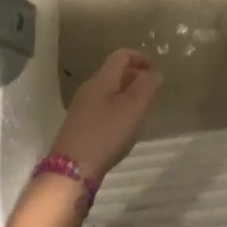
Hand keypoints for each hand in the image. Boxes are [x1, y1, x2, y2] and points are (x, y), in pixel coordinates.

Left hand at [49, 49, 163, 179]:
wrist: (71, 170)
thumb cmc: (106, 134)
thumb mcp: (133, 108)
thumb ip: (146, 87)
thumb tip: (154, 72)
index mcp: (102, 79)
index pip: (121, 56)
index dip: (139, 57)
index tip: (155, 68)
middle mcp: (89, 88)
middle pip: (114, 73)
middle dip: (134, 76)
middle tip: (152, 90)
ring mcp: (81, 107)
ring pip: (108, 91)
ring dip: (127, 94)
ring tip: (142, 109)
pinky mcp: (79, 125)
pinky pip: (102, 107)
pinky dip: (117, 109)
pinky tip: (124, 127)